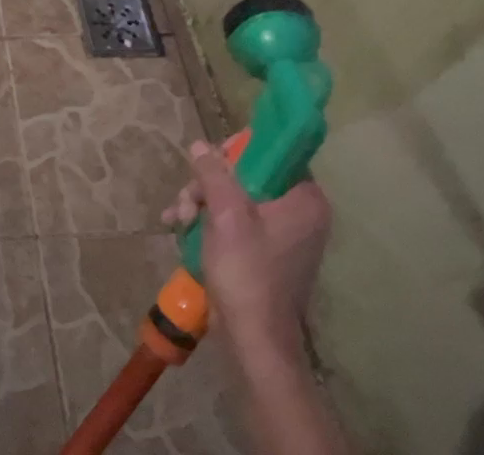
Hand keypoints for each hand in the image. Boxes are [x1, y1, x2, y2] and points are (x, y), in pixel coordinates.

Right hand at [161, 139, 331, 354]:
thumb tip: (200, 145)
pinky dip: (209, 224)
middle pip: (249, 177)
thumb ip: (213, 173)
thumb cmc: (246, 271)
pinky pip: (236, 224)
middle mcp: (300, 214)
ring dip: (202, 204)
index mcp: (305, 200)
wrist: (254, 339)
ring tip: (178, 220)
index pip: (275, 153)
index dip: (239, 151)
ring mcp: (284, 236)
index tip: (210, 162)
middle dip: (210, 185)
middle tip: (188, 200)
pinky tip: (180, 229)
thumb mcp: (225, 214)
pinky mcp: (266, 255)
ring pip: (236, 200)